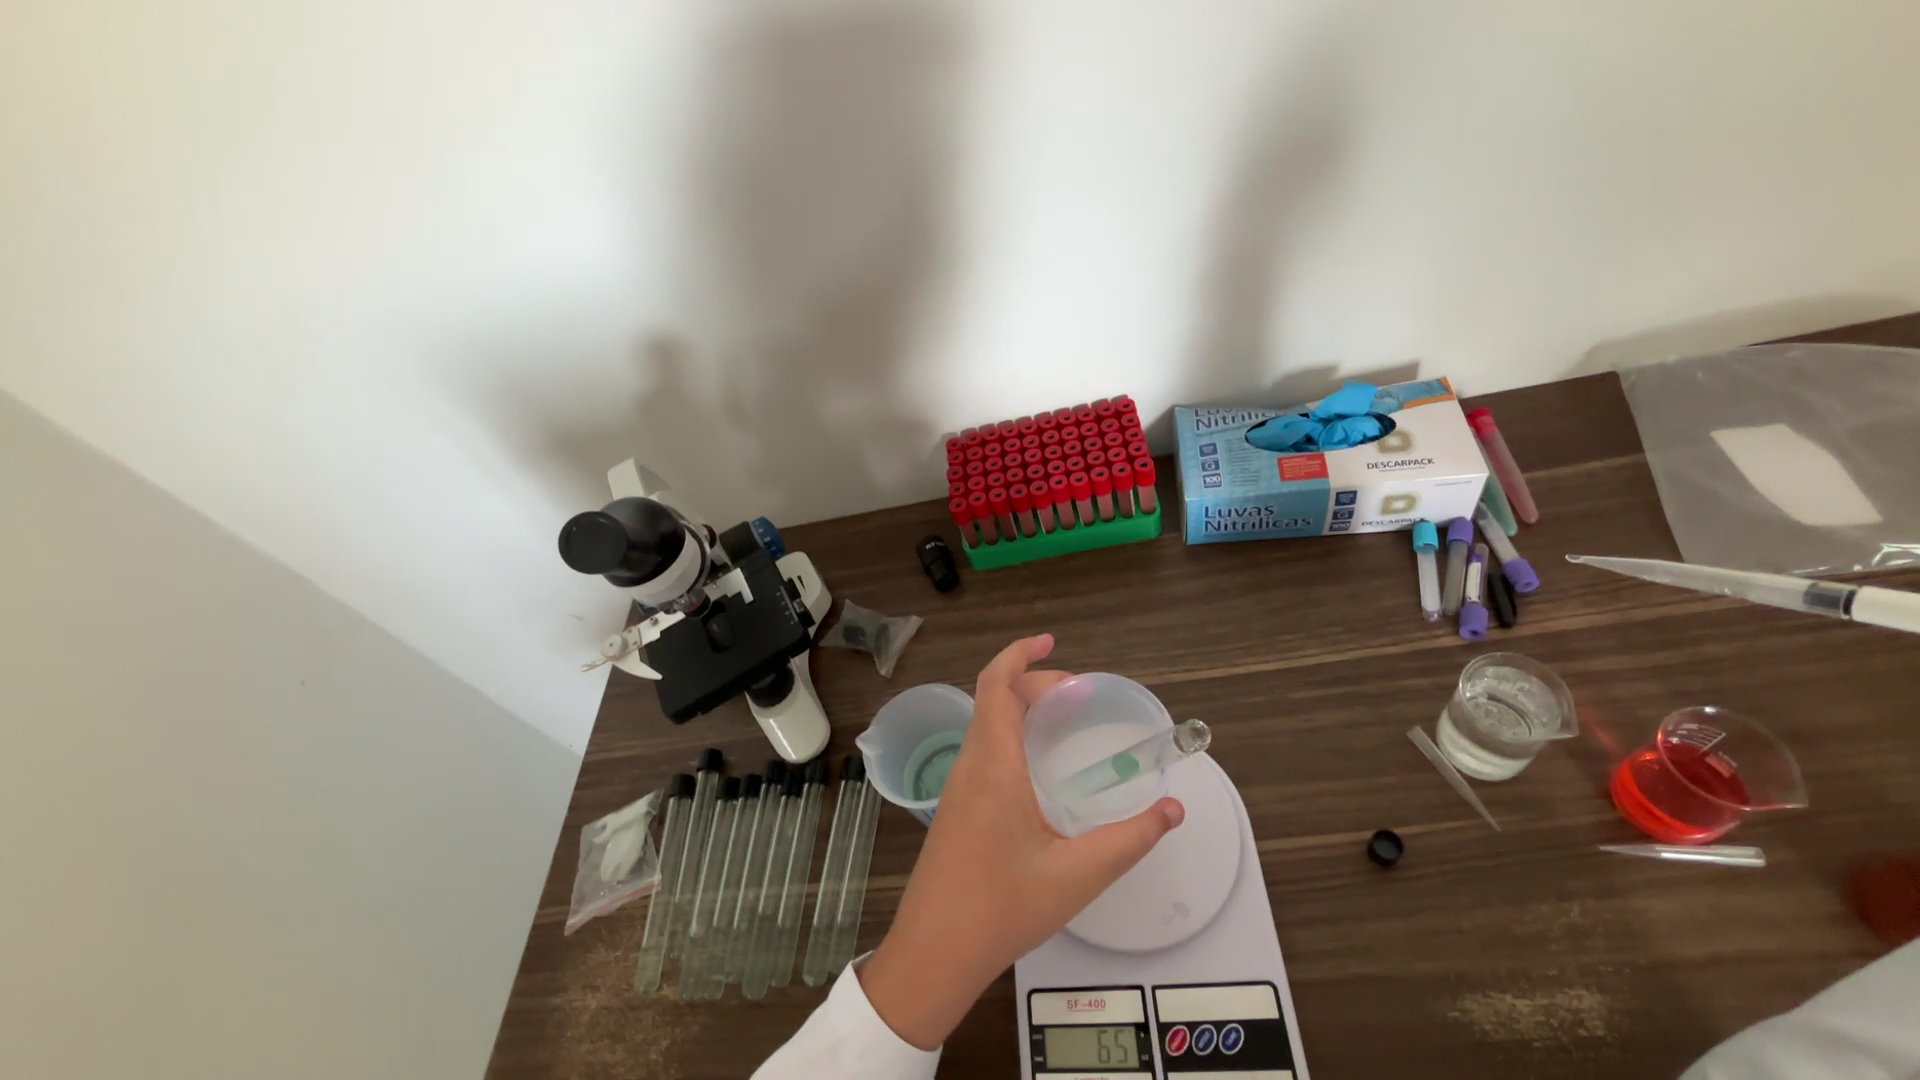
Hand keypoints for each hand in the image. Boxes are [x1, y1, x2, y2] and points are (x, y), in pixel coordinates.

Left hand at [859, 634, 1184, 1048]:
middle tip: (1081, 696)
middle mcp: (969, 767)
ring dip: (1021, 709)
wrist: (932, 954)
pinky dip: (1011, 736)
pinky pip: (982, 751)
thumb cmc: (1000, 910)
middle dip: (1035, 684)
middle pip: (993, 700)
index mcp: (992, 767)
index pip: (995, 685)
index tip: (1051, 640)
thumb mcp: (1076, 876)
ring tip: (1064, 720)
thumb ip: (1130, 840)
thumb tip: (1173, 811)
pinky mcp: (955, 809)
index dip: (1019, 653)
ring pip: (985, 725)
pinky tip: (1039, 767)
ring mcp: (957, 788)